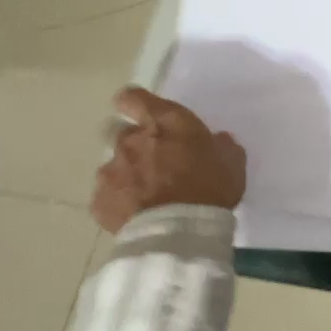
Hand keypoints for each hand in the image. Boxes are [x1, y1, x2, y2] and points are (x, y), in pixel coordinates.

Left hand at [91, 86, 246, 233]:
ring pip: (113, 164)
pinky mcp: (98, 201)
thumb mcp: (231, 159)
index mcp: (166, 122)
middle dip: (133, 141)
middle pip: (119, 131)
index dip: (135, 102)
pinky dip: (119, 199)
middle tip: (152, 158)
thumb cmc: (211, 186)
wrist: (178, 232)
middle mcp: (132, 140)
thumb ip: (219, 144)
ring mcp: (110, 171)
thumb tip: (214, 141)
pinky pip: (107, 194)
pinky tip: (136, 211)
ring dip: (126, 172)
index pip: (133, 98)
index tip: (141, 110)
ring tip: (145, 192)